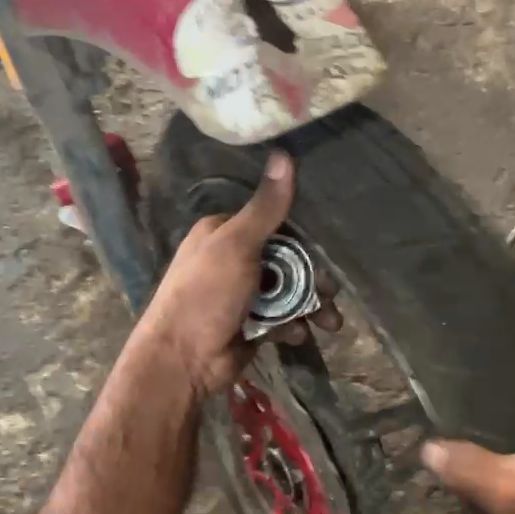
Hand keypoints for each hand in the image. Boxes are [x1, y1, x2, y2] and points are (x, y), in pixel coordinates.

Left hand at [136, 151, 339, 395]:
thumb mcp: (237, 245)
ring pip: (288, 293)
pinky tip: (301, 334)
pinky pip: (281, 320)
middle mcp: (232, 260)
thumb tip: (283, 154)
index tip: (327, 249)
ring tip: (330, 322)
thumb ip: (265, 207)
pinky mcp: (249, 325)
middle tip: (332, 293)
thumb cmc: (205, 294)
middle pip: (286, 261)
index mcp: (223, 233)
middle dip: (313, 279)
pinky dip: (294, 326)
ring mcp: (241, 296)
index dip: (301, 237)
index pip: (273, 224)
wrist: (182, 359)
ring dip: (311, 306)